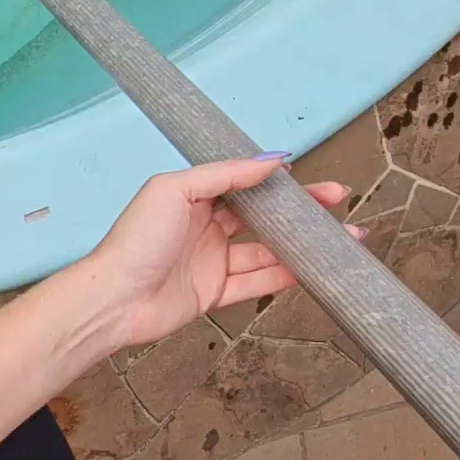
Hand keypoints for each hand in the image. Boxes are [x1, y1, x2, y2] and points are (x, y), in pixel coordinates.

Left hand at [89, 157, 360, 348]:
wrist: (113, 299)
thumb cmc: (134, 242)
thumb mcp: (172, 191)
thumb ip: (222, 174)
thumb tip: (272, 161)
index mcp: (188, 201)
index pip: (241, 185)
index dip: (276, 182)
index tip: (309, 178)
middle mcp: (200, 229)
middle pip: (259, 216)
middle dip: (300, 210)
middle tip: (338, 202)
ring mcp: (207, 262)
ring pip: (265, 251)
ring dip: (303, 245)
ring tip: (346, 237)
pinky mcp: (211, 293)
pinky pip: (257, 282)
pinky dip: (286, 275)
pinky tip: (315, 268)